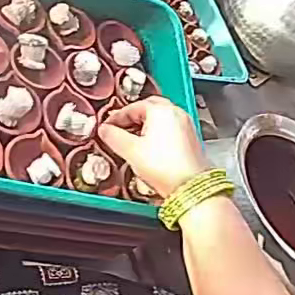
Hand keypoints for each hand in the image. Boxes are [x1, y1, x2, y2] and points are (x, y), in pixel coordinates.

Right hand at [97, 97, 211, 196]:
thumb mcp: (130, 150)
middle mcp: (176, 113)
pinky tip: (148, 147)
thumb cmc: (166, 168)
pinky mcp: (190, 139)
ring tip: (132, 140)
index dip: (116, 118)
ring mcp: (185, 125)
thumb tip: (105, 130)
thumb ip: (113, 136)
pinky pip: (169, 129)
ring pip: (159, 118)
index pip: (132, 107)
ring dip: (144, 125)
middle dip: (131, 118)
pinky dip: (156, 133)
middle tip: (119, 128)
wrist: (190, 187)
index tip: (107, 127)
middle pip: (148, 108)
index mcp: (161, 110)